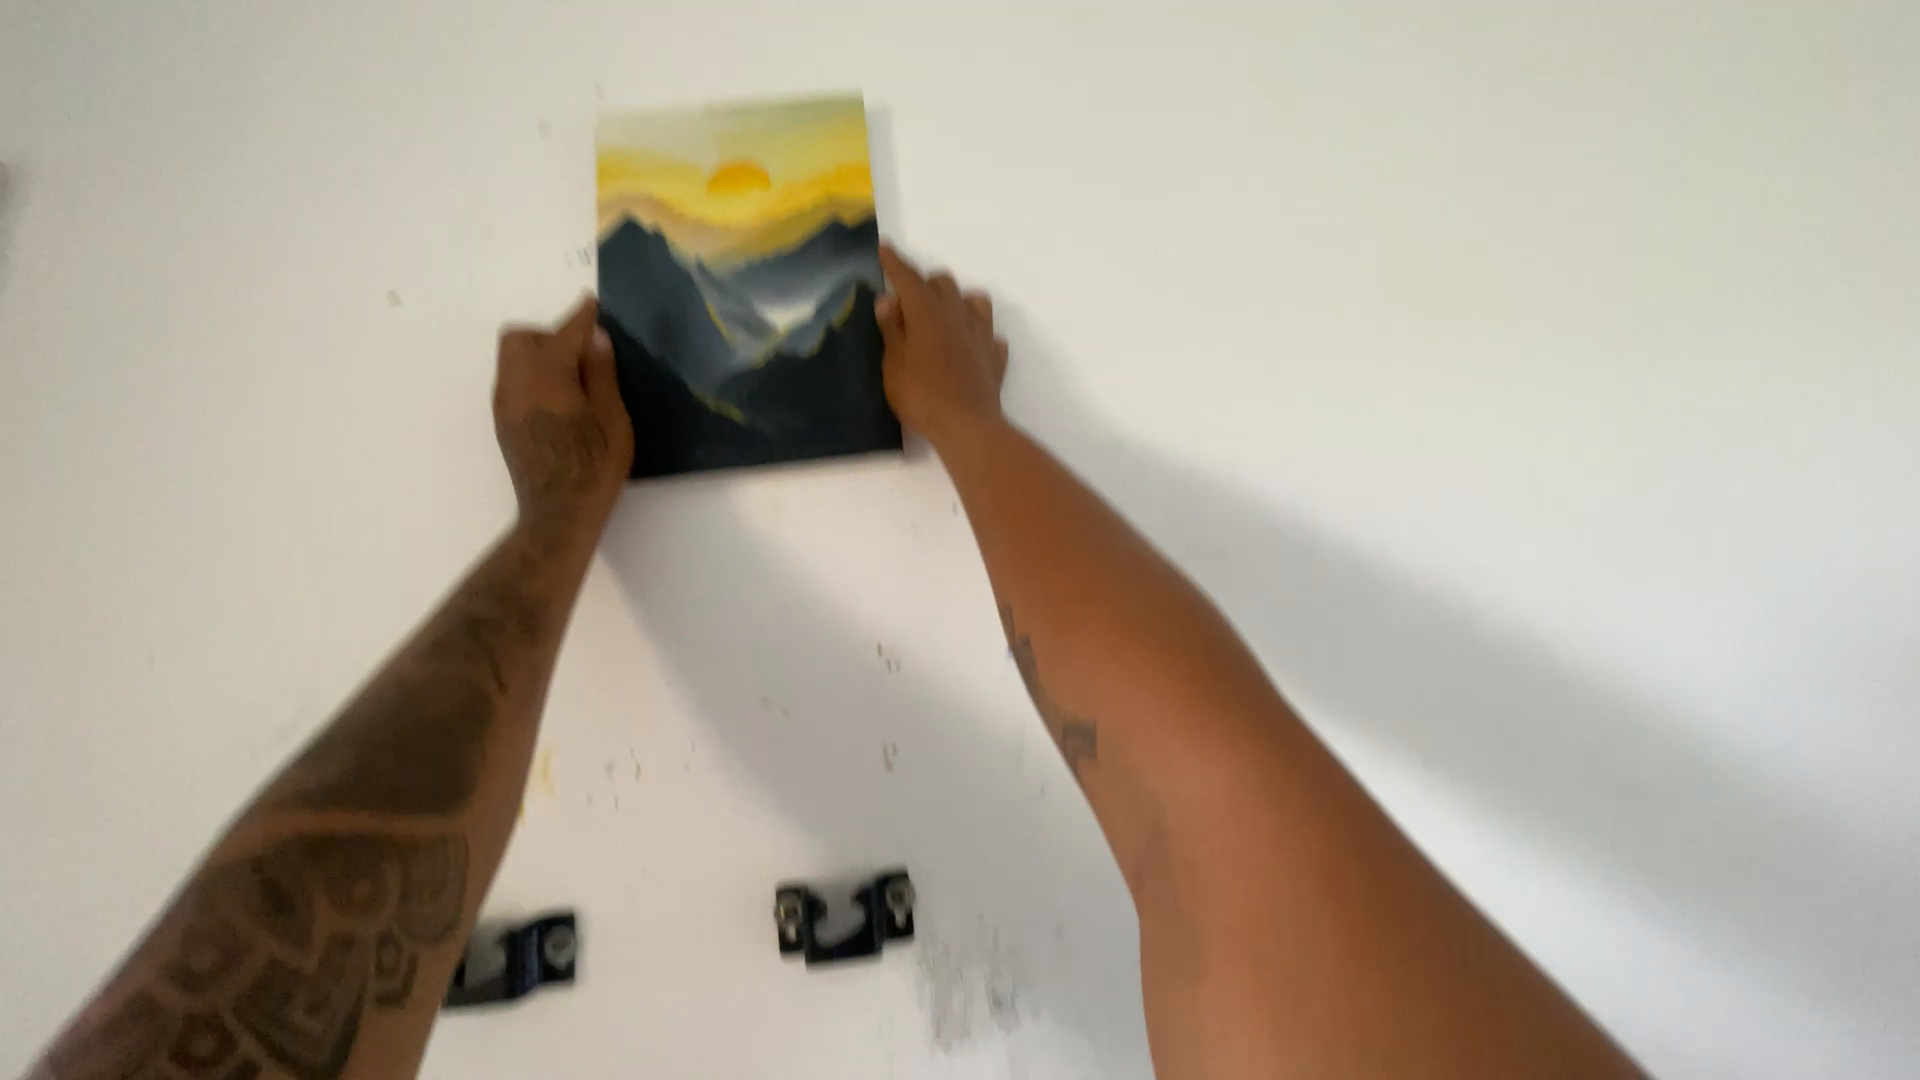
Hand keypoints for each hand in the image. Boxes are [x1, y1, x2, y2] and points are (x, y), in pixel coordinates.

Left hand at [494, 297, 633, 537]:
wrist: (559, 512)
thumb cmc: (595, 465)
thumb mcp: (612, 418)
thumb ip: (600, 373)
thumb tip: (594, 337)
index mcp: (547, 376)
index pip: (564, 334)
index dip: (581, 318)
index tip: (592, 305)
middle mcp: (516, 382)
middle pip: (522, 338)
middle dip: (550, 336)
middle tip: (583, 356)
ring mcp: (504, 403)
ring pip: (513, 360)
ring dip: (540, 357)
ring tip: (574, 381)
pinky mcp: (503, 421)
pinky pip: (514, 381)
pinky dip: (534, 377)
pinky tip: (560, 402)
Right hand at [876, 244, 1009, 447]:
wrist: (967, 426)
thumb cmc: (921, 396)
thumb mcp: (894, 365)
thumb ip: (892, 330)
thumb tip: (889, 300)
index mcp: (927, 312)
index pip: (908, 278)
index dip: (894, 263)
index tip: (885, 248)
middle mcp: (957, 314)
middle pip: (943, 283)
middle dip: (924, 285)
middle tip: (908, 304)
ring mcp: (981, 334)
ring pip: (973, 301)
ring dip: (957, 302)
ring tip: (943, 319)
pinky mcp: (994, 357)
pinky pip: (989, 335)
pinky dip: (977, 335)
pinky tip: (969, 348)